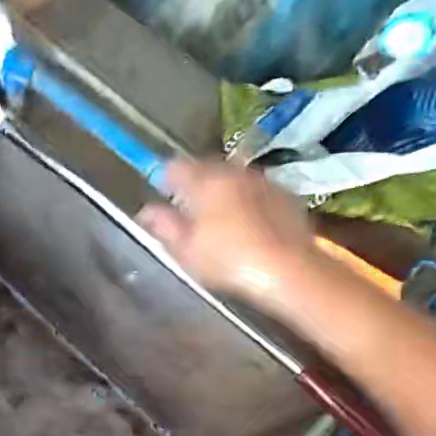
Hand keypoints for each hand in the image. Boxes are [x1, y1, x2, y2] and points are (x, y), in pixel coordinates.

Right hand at [138, 160, 316, 307]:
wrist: (288, 269)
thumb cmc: (228, 261)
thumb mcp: (186, 251)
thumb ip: (164, 227)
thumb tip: (146, 212)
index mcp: (204, 181)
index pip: (174, 166)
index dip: (165, 178)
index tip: (162, 194)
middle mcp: (233, 172)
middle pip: (206, 168)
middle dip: (195, 184)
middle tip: (188, 210)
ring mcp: (262, 180)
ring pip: (233, 177)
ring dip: (223, 191)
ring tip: (218, 219)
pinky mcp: (285, 195)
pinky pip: (256, 190)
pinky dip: (247, 201)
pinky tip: (247, 226)